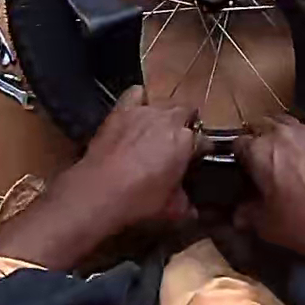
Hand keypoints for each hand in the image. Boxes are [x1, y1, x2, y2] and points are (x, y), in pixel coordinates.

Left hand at [52, 86, 200, 234]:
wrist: (100, 189)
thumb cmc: (141, 200)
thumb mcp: (173, 210)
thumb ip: (186, 203)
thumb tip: (191, 208)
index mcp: (186, 142)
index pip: (204, 141)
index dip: (201, 151)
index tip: (196, 160)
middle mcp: (168, 120)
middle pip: (186, 112)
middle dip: (186, 124)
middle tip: (178, 142)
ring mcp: (144, 111)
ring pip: (163, 103)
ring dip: (165, 113)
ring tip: (158, 128)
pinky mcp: (120, 109)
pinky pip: (135, 94)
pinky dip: (140, 99)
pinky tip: (137, 111)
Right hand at [236, 110, 304, 270]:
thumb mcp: (267, 226)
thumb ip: (246, 214)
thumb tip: (237, 215)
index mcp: (257, 152)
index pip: (237, 144)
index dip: (240, 157)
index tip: (246, 169)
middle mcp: (278, 133)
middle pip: (259, 126)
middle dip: (258, 139)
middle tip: (265, 160)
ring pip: (284, 119)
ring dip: (280, 131)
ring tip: (287, 148)